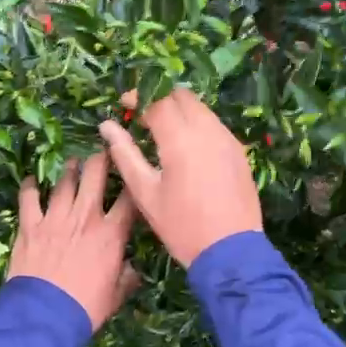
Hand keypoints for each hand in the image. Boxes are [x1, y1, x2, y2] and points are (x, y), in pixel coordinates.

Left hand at [6, 153, 139, 330]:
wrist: (43, 315)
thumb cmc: (85, 307)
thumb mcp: (115, 296)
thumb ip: (127, 278)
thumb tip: (132, 269)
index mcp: (110, 234)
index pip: (129, 199)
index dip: (134, 182)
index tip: (135, 171)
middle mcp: (85, 217)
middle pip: (95, 175)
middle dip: (101, 158)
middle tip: (102, 151)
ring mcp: (55, 218)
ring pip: (64, 182)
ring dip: (70, 170)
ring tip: (72, 162)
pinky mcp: (30, 225)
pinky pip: (29, 198)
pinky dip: (29, 187)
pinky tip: (30, 180)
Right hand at [98, 88, 262, 268]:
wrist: (230, 250)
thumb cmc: (181, 226)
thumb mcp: (146, 193)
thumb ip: (125, 155)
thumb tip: (107, 127)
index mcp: (181, 140)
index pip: (157, 101)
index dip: (137, 98)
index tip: (123, 105)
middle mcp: (207, 131)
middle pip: (182, 96)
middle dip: (160, 97)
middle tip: (142, 114)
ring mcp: (227, 139)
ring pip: (201, 108)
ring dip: (180, 109)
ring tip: (163, 129)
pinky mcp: (238, 151)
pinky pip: (215, 125)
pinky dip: (197, 123)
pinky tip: (187, 145)